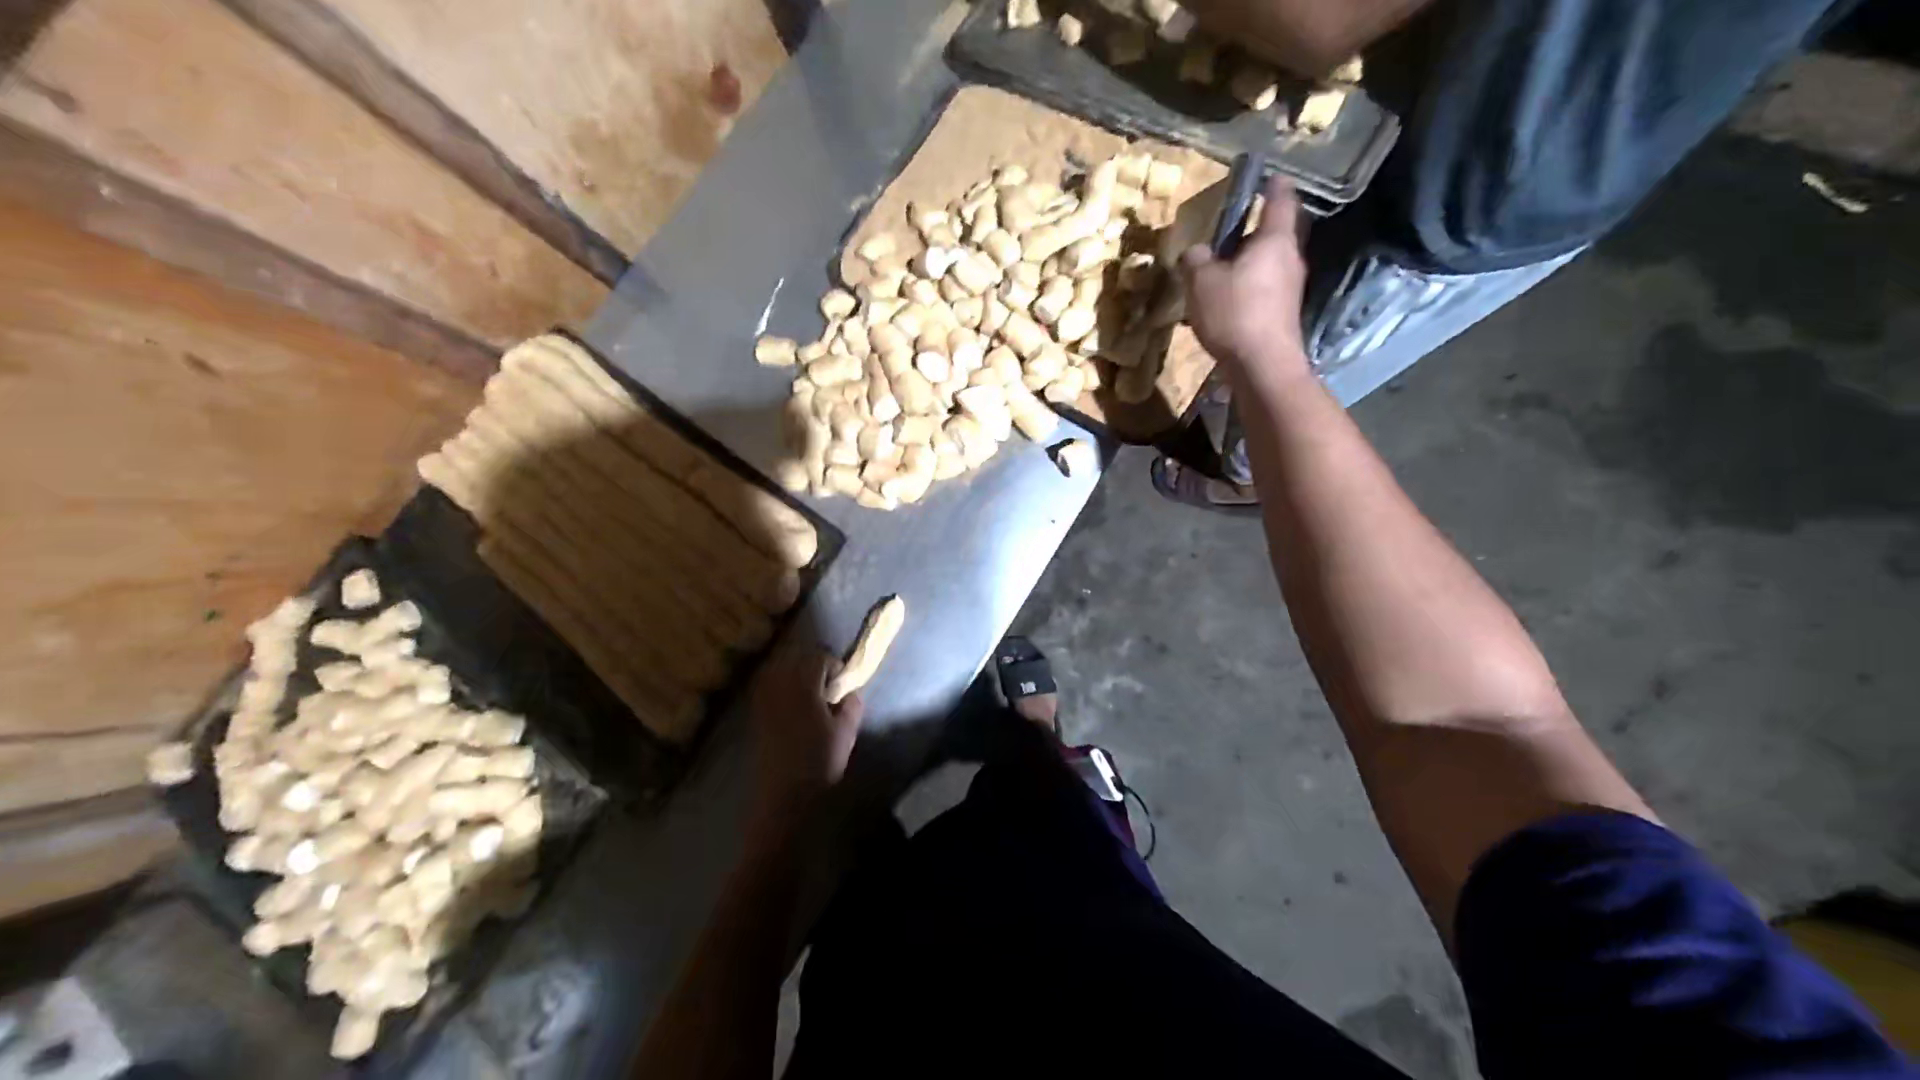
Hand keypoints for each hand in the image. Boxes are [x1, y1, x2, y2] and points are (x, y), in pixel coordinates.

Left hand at [747, 645, 862, 824]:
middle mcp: (779, 683)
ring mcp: (763, 697)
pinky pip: (767, 686)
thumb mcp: (847, 732)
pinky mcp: (755, 713)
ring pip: (778, 669)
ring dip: (795, 673)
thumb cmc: (819, 761)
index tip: (842, 684)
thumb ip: (852, 705)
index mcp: (803, 683)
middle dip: (813, 665)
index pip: (819, 657)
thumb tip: (850, 692)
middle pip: (795, 657)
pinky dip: (780, 687)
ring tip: (810, 693)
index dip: (834, 666)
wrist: (784, 795)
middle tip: (827, 686)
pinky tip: (792, 706)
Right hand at [1181, 176, 1311, 390]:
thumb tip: (1195, 251)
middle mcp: (1290, 258)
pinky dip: (1247, 286)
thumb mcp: (1202, 282)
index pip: (1280, 199)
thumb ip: (1196, 260)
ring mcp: (1290, 287)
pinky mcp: (1283, 312)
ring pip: (1268, 262)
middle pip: (1274, 233)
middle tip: (1228, 230)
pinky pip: (1264, 288)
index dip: (1272, 184)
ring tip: (1219, 268)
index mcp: (1274, 239)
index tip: (1266, 175)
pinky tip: (1225, 300)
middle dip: (1253, 229)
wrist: (1262, 365)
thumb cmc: (1234, 313)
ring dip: (1247, 261)